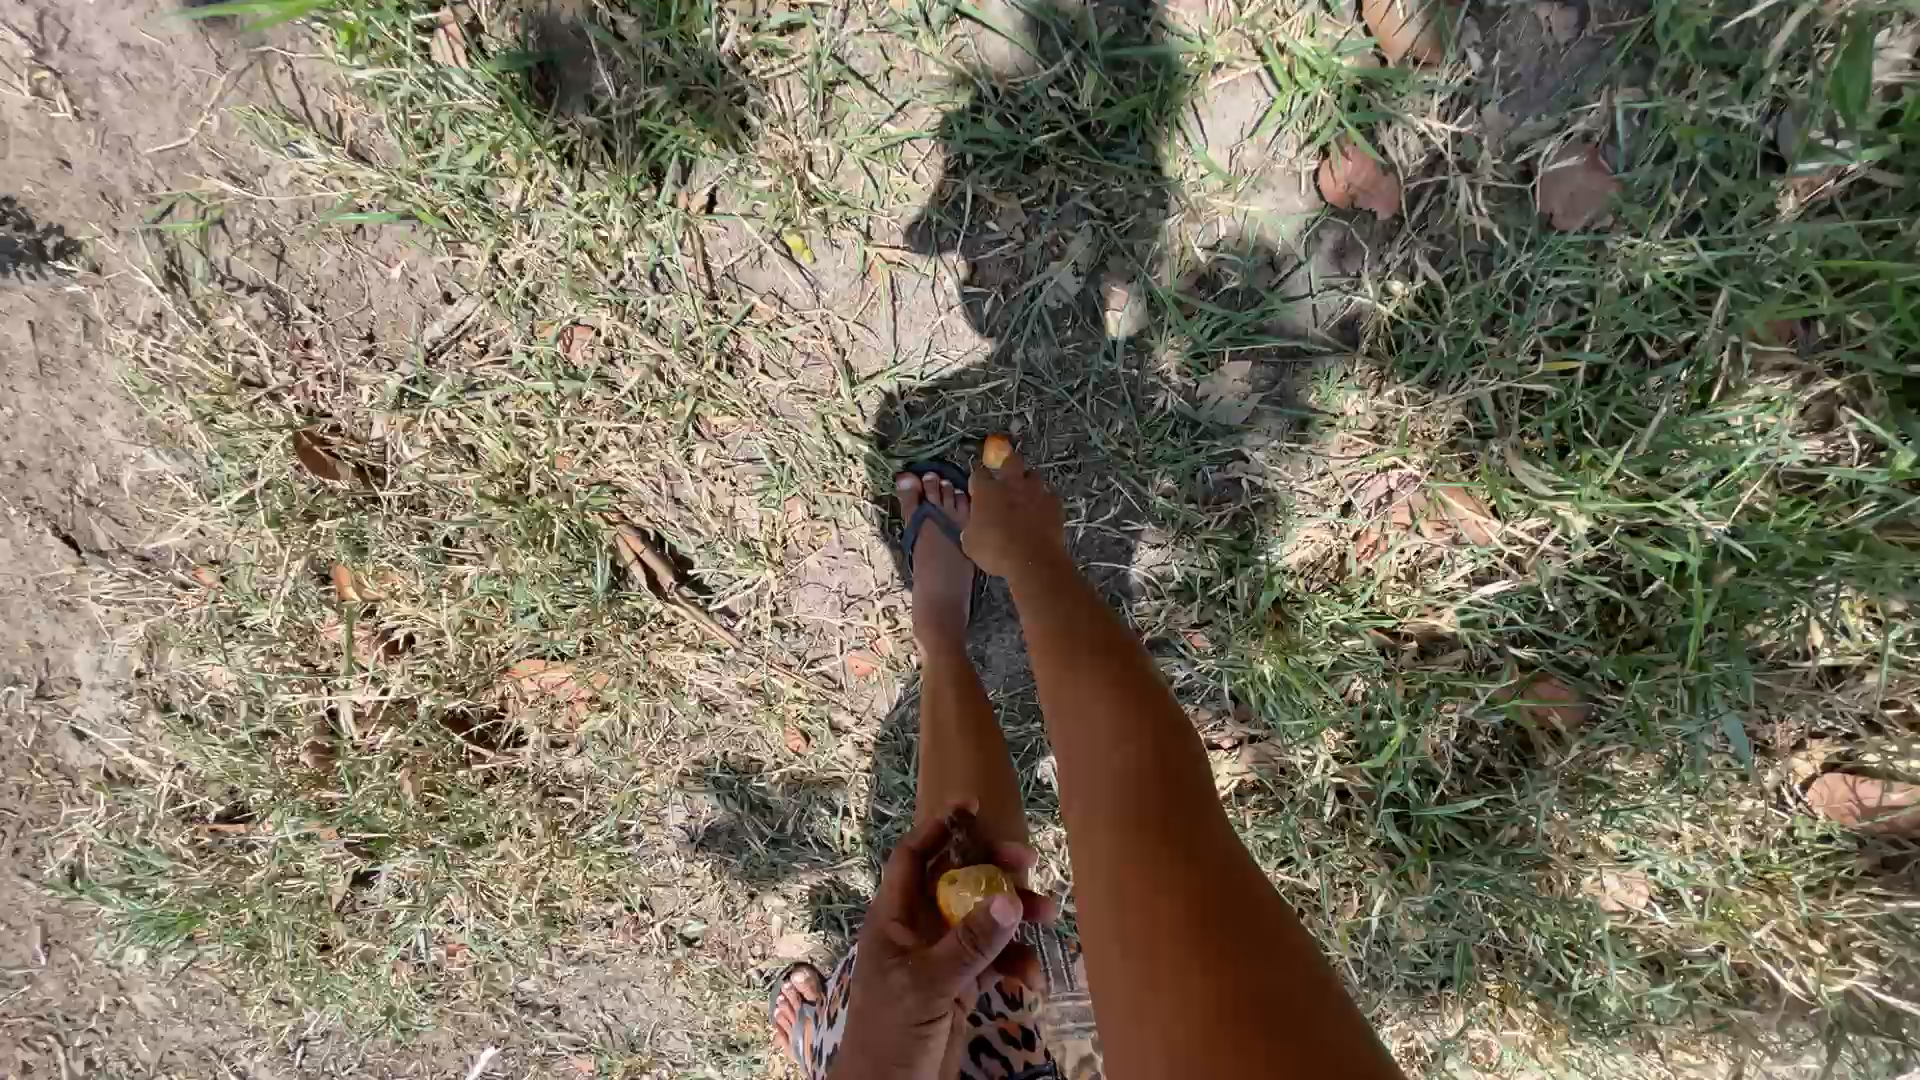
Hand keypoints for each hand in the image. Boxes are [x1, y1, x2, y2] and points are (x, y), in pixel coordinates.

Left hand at [831, 807, 1054, 1079]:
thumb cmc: (890, 1033)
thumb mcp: (928, 984)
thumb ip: (970, 943)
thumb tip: (1009, 899)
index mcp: (894, 916)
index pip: (912, 857)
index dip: (938, 828)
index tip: (971, 805)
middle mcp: (917, 927)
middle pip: (957, 880)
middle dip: (992, 869)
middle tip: (1027, 860)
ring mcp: (940, 955)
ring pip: (981, 918)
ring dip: (1013, 917)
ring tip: (1048, 916)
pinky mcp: (959, 984)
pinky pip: (992, 959)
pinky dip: (1014, 963)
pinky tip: (1033, 978)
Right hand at [964, 444, 1066, 583]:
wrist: (1032, 561)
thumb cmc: (996, 551)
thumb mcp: (970, 542)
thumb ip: (971, 526)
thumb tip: (974, 524)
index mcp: (986, 490)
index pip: (978, 473)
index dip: (978, 480)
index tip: (977, 488)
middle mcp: (1011, 484)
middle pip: (1010, 461)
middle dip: (1007, 466)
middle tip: (1006, 479)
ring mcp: (1035, 491)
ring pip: (1033, 475)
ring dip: (1028, 482)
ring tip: (1026, 495)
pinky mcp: (1054, 503)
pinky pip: (1049, 494)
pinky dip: (1045, 500)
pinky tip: (1042, 511)